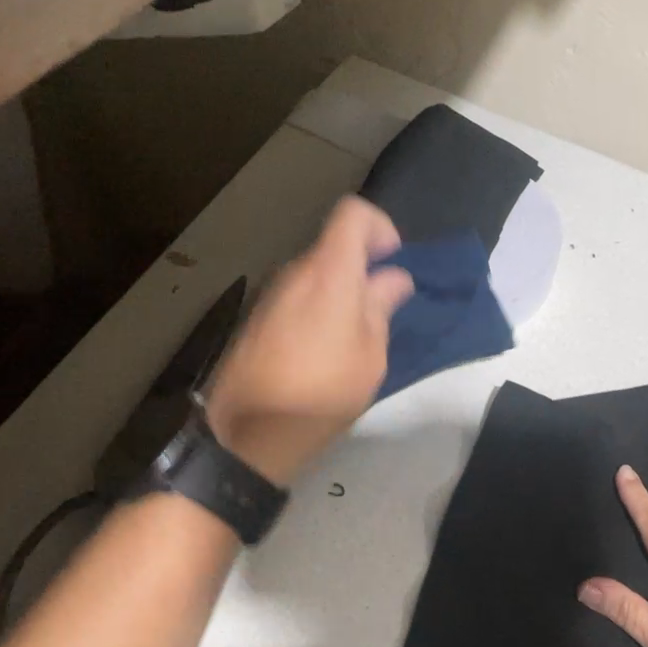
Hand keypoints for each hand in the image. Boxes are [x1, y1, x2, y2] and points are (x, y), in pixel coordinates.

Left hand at [204, 197, 414, 485]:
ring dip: (340, 292)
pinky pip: (297, 297)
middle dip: (363, 267)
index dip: (380, 228)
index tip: (394, 262)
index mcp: (329, 274)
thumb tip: (392, 278)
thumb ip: (381, 308)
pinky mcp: (259, 317)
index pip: (353, 215)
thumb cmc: (325, 393)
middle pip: (333, 247)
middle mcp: (296, 272)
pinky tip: (326, 350)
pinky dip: (318, 309)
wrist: (254, 431)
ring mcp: (272, 294)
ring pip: (315, 274)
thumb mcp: (371, 356)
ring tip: (356, 336)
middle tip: (384, 309)